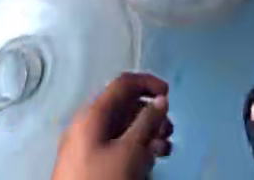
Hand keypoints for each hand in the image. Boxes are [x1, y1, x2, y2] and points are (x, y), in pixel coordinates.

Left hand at [51, 72, 173, 179]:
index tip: (168, 94)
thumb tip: (161, 100)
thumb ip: (148, 121)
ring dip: (146, 136)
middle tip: (168, 131)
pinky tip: (147, 165)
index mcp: (92, 115)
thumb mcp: (130, 151)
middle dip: (150, 116)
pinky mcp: (86, 170)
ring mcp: (85, 149)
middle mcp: (86, 126)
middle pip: (124, 108)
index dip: (148, 83)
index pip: (123, 83)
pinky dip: (133, 152)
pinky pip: (114, 150)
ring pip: (121, 131)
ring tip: (163, 151)